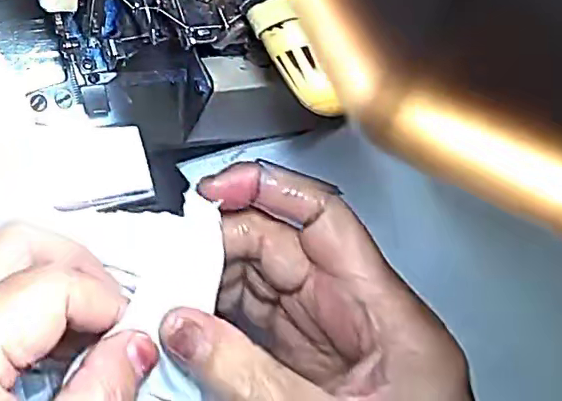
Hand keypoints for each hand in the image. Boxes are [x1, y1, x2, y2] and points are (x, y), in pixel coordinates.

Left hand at [0, 223, 160, 399]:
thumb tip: (133, 344)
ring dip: (53, 274)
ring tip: (95, 324)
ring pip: (1, 252)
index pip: (53, 282)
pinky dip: (27, 291)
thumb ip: (100, 390)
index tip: (136, 331)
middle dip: (78, 267)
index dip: (107, 302)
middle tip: (119, 311)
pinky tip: (58, 334)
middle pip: (19, 242)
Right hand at [159, 162, 469, 399]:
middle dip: (218, 241)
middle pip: (277, 243)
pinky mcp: (307, 366)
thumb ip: (249, 373)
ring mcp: (331, 340)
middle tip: (172, 253)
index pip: (324, 216)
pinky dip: (215, 311)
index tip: (211, 191)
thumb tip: (180, 322)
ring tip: (172, 288)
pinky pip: (252, 316)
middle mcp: (358, 317)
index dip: (264, 187)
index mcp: (389, 319)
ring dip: (209, 276)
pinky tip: (190, 319)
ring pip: (257, 276)